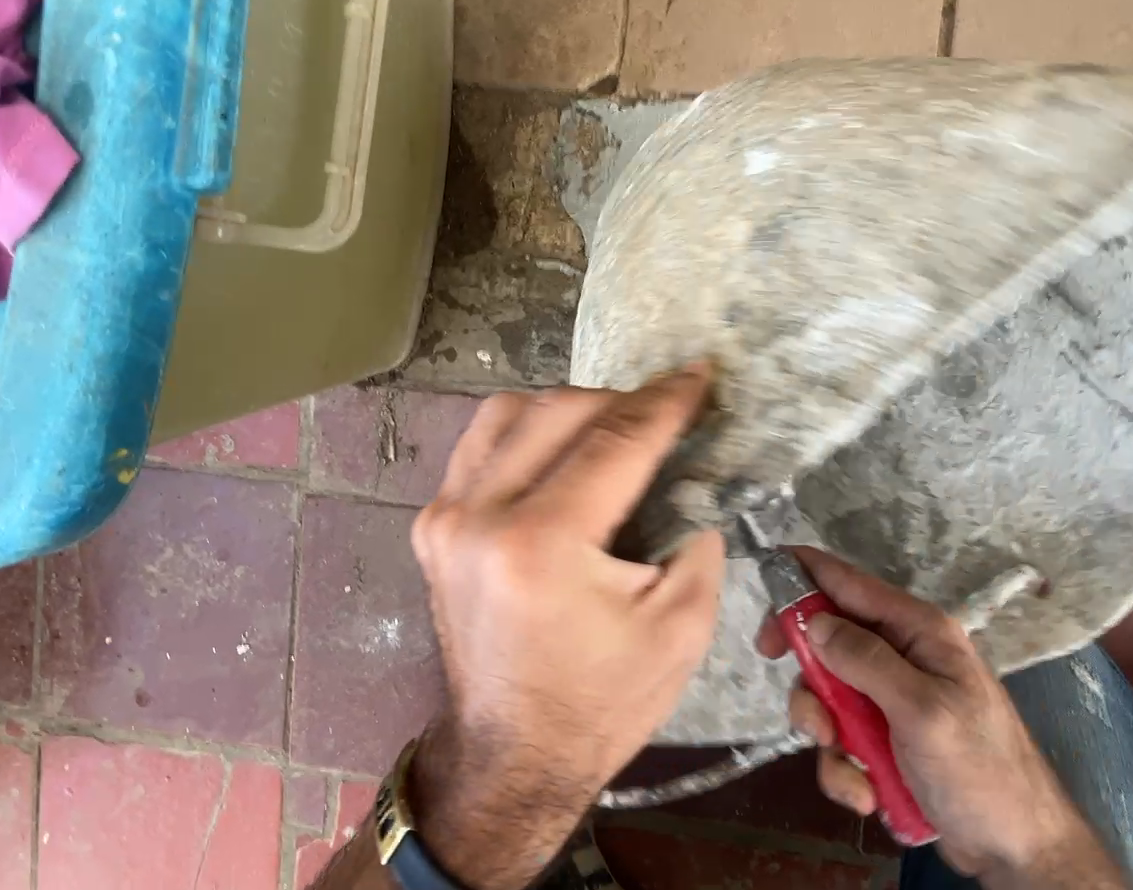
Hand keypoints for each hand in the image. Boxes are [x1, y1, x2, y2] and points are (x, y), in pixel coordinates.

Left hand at [407, 366, 726, 889]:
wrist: (512, 756)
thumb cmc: (602, 701)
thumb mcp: (681, 626)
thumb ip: (694, 532)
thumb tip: (692, 469)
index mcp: (542, 545)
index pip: (615, 440)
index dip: (665, 401)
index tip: (699, 375)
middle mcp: (480, 516)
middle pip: (560, 410)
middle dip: (624, 399)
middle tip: (667, 409)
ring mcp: (444, 516)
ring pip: (510, 412)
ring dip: (572, 406)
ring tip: (616, 427)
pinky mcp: (432, 524)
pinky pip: (481, 444)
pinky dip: (527, 429)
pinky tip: (561, 447)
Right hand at [756, 548, 1121, 887]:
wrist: (1015, 851)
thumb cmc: (981, 769)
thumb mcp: (922, 711)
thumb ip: (866, 661)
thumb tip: (814, 621)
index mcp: (917, 631)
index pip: (850, 583)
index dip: (804, 573)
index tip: (763, 573)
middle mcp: (900, 654)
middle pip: (827, 639)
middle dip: (809, 676)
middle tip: (790, 692)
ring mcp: (889, 697)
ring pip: (826, 693)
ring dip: (826, 734)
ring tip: (851, 769)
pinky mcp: (882, 737)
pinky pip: (839, 737)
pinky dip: (844, 768)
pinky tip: (867, 794)